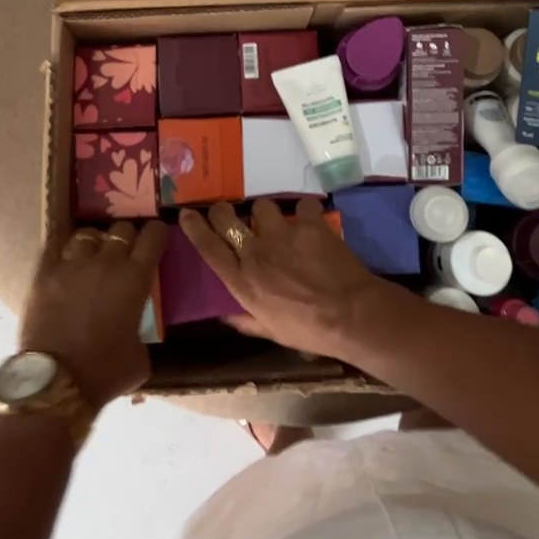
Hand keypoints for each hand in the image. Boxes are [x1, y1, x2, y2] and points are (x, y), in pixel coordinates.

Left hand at [19, 221, 168, 404]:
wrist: (57, 384)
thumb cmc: (105, 372)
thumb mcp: (141, 356)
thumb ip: (141, 331)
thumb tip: (134, 331)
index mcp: (135, 279)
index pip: (152, 237)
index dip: (156, 233)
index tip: (155, 237)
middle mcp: (106, 263)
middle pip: (120, 230)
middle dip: (126, 238)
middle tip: (124, 251)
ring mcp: (72, 265)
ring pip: (87, 234)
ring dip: (94, 242)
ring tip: (92, 254)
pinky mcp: (44, 274)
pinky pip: (55, 244)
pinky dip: (64, 245)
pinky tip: (66, 254)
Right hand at [179, 199, 398, 360]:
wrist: (351, 315)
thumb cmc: (310, 331)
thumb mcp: (272, 332)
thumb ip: (246, 321)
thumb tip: (225, 315)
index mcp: (243, 282)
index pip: (208, 248)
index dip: (194, 228)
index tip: (187, 214)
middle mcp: (256, 253)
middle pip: (227, 218)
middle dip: (224, 210)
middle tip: (229, 211)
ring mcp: (282, 235)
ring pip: (262, 206)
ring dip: (269, 214)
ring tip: (281, 224)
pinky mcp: (310, 224)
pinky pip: (302, 205)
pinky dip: (306, 212)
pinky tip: (312, 223)